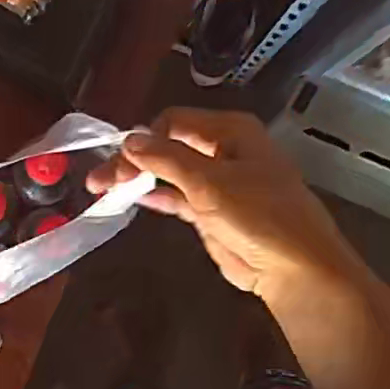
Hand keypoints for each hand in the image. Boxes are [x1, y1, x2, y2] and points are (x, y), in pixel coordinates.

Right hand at [91, 108, 372, 311]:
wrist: (291, 265)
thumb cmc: (257, 216)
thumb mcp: (208, 183)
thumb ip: (166, 159)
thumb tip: (128, 140)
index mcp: (229, 132)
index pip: (173, 122)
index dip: (141, 140)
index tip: (115, 164)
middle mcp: (222, 150)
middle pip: (167, 147)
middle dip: (133, 161)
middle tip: (98, 182)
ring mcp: (217, 183)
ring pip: (169, 173)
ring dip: (139, 179)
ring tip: (103, 190)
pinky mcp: (212, 212)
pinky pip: (177, 197)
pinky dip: (156, 197)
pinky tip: (133, 199)